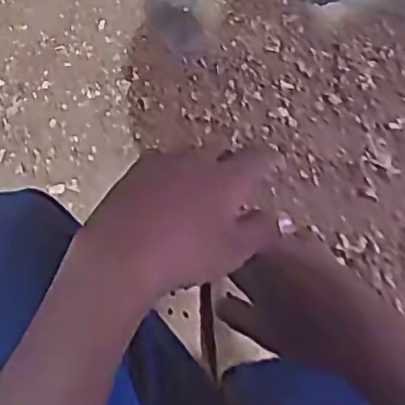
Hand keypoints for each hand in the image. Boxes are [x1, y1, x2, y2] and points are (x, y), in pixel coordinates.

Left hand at [72, 149, 289, 303]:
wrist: (125, 247)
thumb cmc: (188, 253)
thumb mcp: (233, 250)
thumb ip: (260, 230)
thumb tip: (280, 216)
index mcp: (226, 178)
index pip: (255, 160)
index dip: (267, 161)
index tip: (273, 163)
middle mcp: (196, 159)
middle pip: (220, 151)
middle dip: (231, 163)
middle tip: (237, 183)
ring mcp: (163, 160)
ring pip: (190, 156)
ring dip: (200, 168)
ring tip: (202, 191)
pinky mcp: (138, 168)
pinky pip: (164, 164)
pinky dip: (173, 175)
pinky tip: (170, 194)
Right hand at [218, 239, 381, 374]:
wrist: (364, 332)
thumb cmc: (307, 335)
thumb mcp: (262, 332)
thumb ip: (234, 313)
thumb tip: (217, 300)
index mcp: (246, 254)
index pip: (219, 244)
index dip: (213, 253)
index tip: (211, 263)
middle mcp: (266, 237)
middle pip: (242, 234)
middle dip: (236, 245)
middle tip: (234, 266)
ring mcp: (293, 237)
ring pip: (265, 236)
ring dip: (260, 247)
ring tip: (265, 272)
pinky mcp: (317, 245)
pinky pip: (289, 241)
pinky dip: (285, 252)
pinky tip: (292, 275)